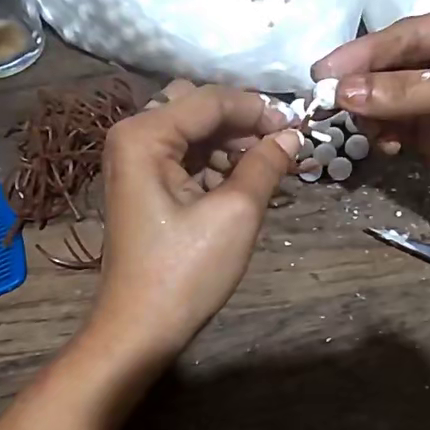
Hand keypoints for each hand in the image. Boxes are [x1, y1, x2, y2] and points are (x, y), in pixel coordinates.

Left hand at [87, 84, 300, 360]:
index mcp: (143, 135)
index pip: (210, 100)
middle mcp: (131, 138)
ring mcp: (133, 164)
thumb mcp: (235, 214)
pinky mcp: (142, 188)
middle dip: (241, 124)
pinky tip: (241, 184)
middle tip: (280, 148)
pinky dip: (214, 165)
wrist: (139, 329)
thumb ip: (265, 164)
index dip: (258, 110)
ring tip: (267, 170)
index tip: (298, 128)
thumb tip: (292, 135)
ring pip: (191, 133)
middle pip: (197, 108)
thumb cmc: (184, 273)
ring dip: (229, 145)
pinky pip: (184, 159)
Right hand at [312, 2, 429, 216]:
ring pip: (388, 99)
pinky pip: (397, 129)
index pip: (407, 35)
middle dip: (360, 83)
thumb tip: (344, 94)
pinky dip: (383, 135)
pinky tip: (385, 144)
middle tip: (325, 104)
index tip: (323, 73)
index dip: (364, 52)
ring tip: (362, 127)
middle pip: (391, 65)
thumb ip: (412, 90)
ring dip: (369, 112)